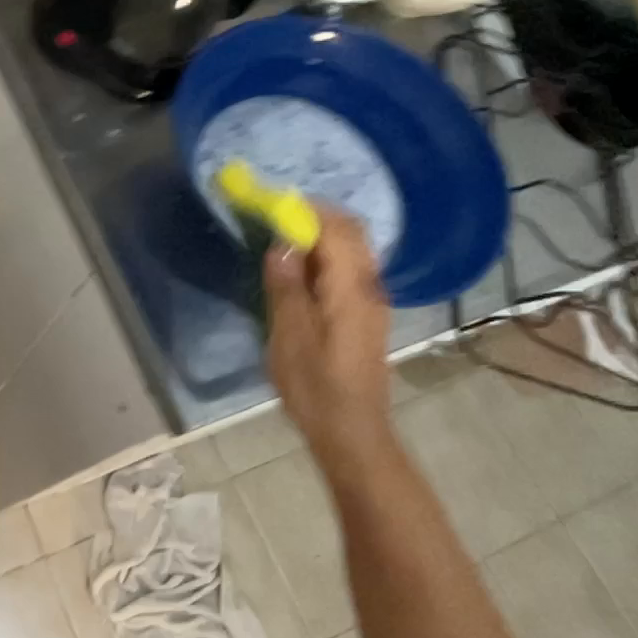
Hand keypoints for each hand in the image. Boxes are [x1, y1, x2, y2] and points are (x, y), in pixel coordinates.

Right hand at [263, 208, 395, 470]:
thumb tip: (281, 245)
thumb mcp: (290, 338)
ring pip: (351, 250)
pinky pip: (347, 269)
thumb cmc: (316, 388)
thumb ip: (286, 287)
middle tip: (272, 219)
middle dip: (312, 217)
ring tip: (279, 244)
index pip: (335, 229)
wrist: (352, 433)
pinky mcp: (364, 315)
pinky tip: (296, 274)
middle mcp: (369, 287)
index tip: (267, 204)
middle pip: (350, 233)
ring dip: (317, 237)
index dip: (303, 210)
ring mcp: (370, 301)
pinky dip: (323, 258)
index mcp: (351, 289)